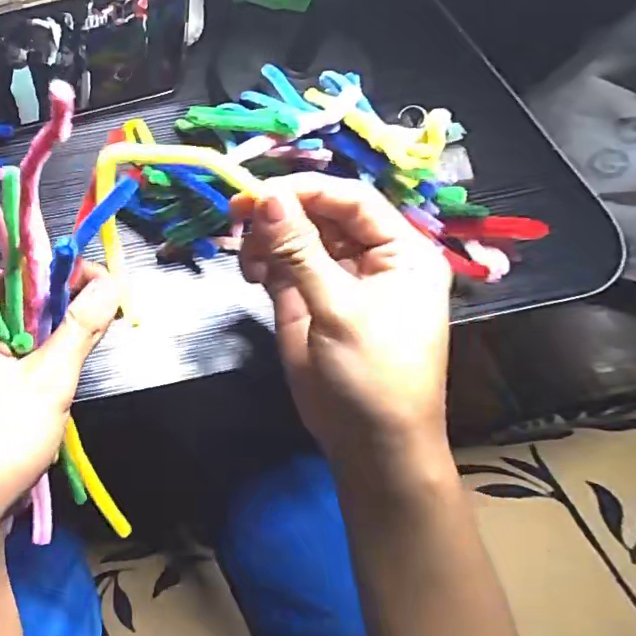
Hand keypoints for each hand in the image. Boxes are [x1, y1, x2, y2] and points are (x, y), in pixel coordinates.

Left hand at [0, 266, 121, 582]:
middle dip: (66, 312)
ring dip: (57, 340)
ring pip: (24, 332)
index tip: (112, 288)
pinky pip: (15, 356)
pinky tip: (60, 376)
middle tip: (105, 324)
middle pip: (25, 302)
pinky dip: (42, 361)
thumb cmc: (0, 437)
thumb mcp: (49, 378)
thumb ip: (81, 326)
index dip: (70, 275)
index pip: (26, 274)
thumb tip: (114, 280)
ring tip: (84, 352)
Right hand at [232, 173, 453, 481]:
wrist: (369, 444)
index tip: (256, 193)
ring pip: (294, 237)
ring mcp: (335, 278)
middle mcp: (369, 257)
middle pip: (319, 214)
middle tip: (235, 216)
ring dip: (265, 238)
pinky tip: (250, 272)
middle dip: (279, 214)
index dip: (304, 191)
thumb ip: (300, 252)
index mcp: (400, 251)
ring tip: (247, 258)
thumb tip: (266, 198)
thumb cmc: (372, 376)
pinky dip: (260, 261)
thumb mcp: (338, 310)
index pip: (351, 200)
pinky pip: (280, 264)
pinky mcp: (306, 298)